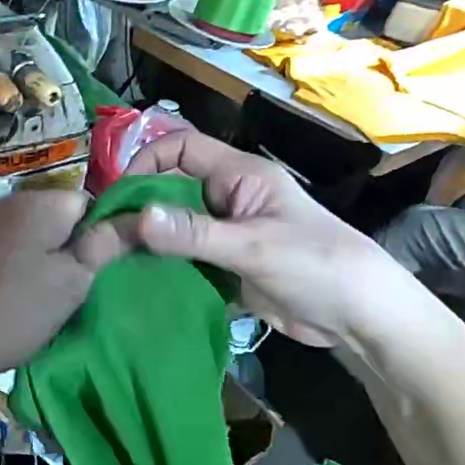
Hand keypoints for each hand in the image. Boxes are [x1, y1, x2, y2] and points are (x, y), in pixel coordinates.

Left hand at [0, 191, 134, 446]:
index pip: (92, 202)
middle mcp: (13, 201)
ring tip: (50, 300)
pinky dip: (23, 270)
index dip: (104, 234)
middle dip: (76, 249)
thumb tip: (138, 217)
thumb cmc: (14, 309)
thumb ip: (106, 245)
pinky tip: (20, 300)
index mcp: (42, 201)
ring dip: (49, 262)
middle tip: (80, 291)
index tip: (102, 272)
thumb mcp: (72, 281)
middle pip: (64, 218)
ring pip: (39, 237)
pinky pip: (14, 250)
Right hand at [125, 131, 406, 346]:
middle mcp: (230, 198)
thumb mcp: (253, 247)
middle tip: (106, 236)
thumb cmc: (315, 265)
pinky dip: (166, 268)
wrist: (358, 315)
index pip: (183, 148)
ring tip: (114, 262)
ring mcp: (228, 234)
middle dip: (141, 208)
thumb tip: (137, 217)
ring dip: (151, 243)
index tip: (119, 196)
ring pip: (177, 228)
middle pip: (172, 190)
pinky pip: (188, 260)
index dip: (147, 162)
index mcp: (240, 176)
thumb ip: (194, 233)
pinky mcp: (229, 267)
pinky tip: (141, 283)